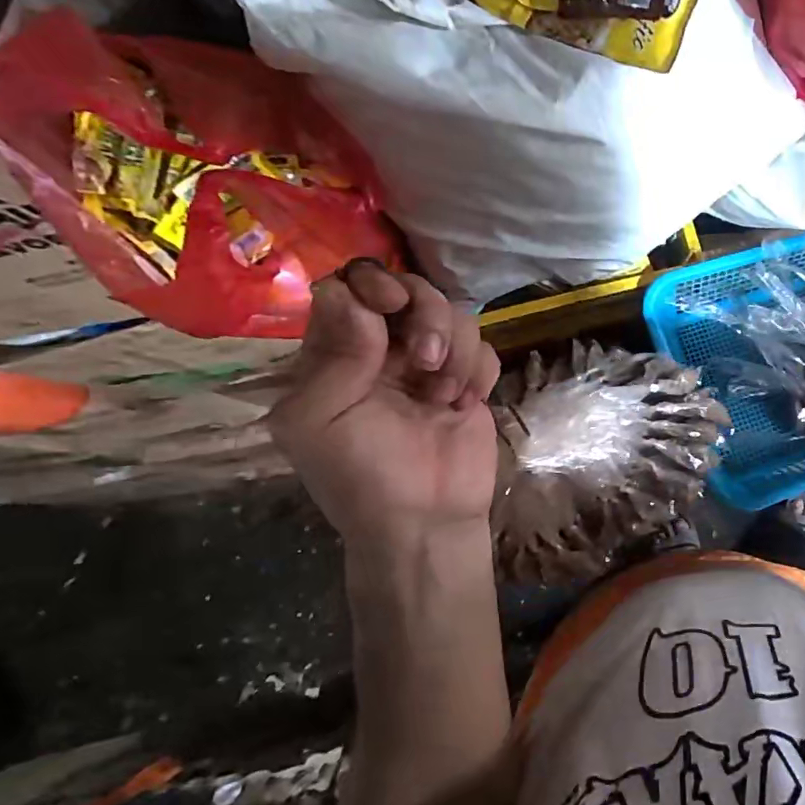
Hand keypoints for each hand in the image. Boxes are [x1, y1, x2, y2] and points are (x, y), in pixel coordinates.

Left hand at [270, 261, 501, 548]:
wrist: (426, 521)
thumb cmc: (361, 476)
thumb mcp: (320, 421)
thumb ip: (334, 355)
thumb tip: (353, 295)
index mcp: (335, 352)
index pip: (350, 286)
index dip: (373, 283)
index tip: (391, 305)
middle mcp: (382, 348)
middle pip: (410, 288)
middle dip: (425, 314)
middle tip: (426, 357)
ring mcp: (429, 362)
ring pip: (453, 312)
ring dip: (454, 350)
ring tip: (443, 395)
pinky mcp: (468, 379)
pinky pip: (483, 345)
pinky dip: (477, 371)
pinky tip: (464, 404)